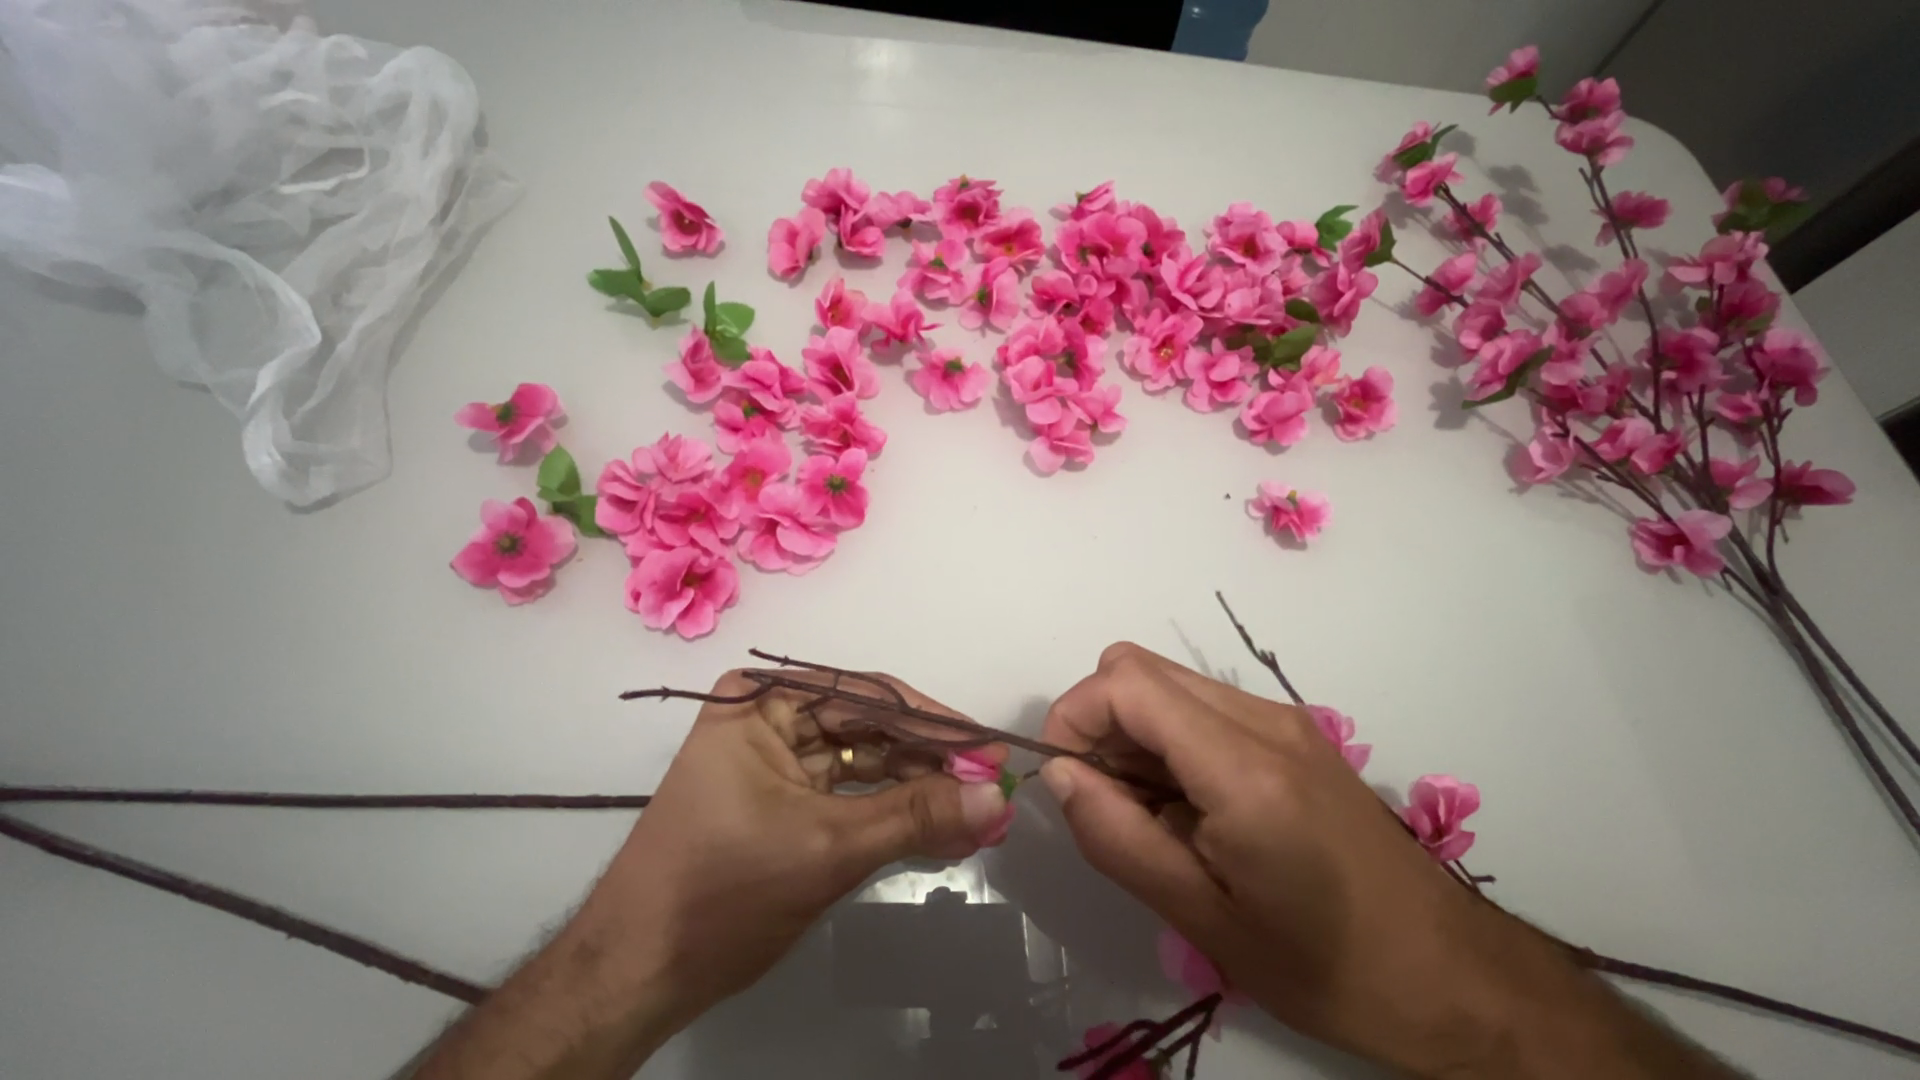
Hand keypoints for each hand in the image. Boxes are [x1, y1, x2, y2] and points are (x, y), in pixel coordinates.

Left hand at [413, 669, 1009, 1079]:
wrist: (640, 970)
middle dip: (933, 760)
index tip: (992, 752)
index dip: (936, 724)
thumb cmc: (723, 890)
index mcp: (763, 702)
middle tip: (993, 788)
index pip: (869, 696)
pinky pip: (852, 794)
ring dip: (920, 788)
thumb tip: (997, 796)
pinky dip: (894, 811)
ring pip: (866, 762)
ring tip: (978, 812)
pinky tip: (940, 826)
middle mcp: (769, 717)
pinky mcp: (785, 802)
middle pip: (871, 726)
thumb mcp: (827, 848)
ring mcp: (776, 760)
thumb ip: (916, 816)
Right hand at [1038, 643, 1734, 1079]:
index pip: (1123, 683)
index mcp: (1242, 767)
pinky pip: (1203, 708)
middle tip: (1104, 803)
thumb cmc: (1324, 965)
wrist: (1453, 976)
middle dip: (1097, 722)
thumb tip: (1058, 774)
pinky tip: (1189, 810)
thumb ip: (1119, 838)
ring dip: (1131, 733)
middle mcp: (1264, 720)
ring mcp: (1285, 721)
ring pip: (1169, 683)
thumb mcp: (1204, 921)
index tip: (1063, 783)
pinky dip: (1168, 740)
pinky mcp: (1295, 735)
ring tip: (1149, 816)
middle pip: (1139, 667)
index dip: (1072, 718)